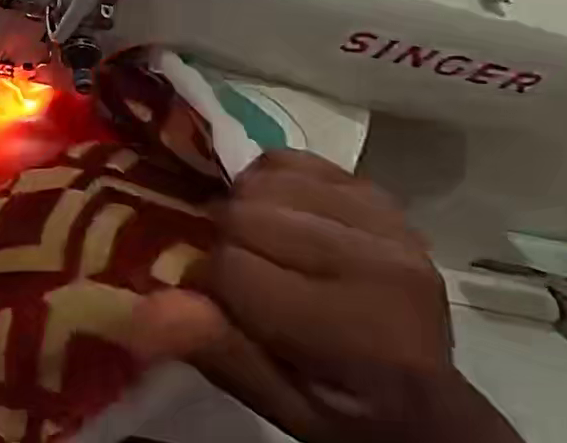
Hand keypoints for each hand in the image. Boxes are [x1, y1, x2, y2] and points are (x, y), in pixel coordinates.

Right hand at [129, 152, 521, 442]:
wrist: (425, 400)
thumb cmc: (340, 408)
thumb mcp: (278, 402)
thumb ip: (216, 349)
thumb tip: (141, 311)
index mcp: (354, 330)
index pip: (232, 267)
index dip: (212, 284)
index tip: (227, 307)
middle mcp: (376, 266)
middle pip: (244, 214)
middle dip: (227, 241)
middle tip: (246, 274)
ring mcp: (384, 222)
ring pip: (261, 180)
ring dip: (245, 207)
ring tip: (264, 244)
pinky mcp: (379, 195)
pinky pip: (291, 158)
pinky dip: (270, 179)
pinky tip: (283, 213)